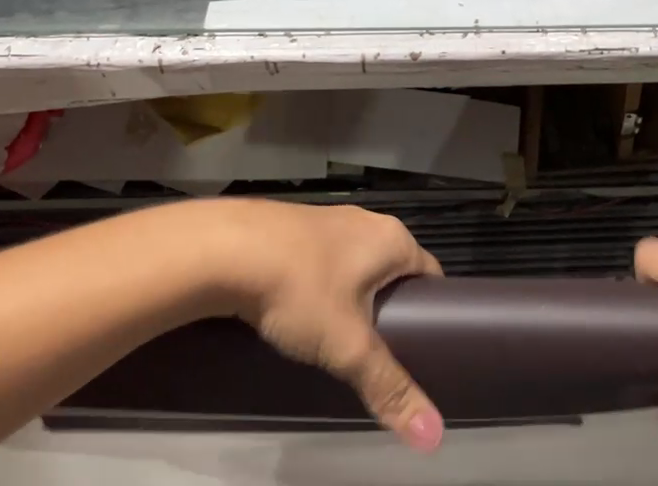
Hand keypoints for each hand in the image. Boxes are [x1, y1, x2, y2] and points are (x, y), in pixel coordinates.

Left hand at [198, 200, 445, 450]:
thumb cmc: (299, 288)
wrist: (223, 249)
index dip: (434, 312)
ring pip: (354, 265)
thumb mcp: (347, 345)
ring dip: (352, 296)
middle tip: (381, 352)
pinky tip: (300, 312)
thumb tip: (433, 438)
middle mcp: (365, 220)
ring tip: (340, 338)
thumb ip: (389, 387)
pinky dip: (320, 285)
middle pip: (392, 271)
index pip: (431, 275)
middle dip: (389, 309)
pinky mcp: (292, 226)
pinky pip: (321, 260)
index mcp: (392, 238)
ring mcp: (326, 219)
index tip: (426, 348)